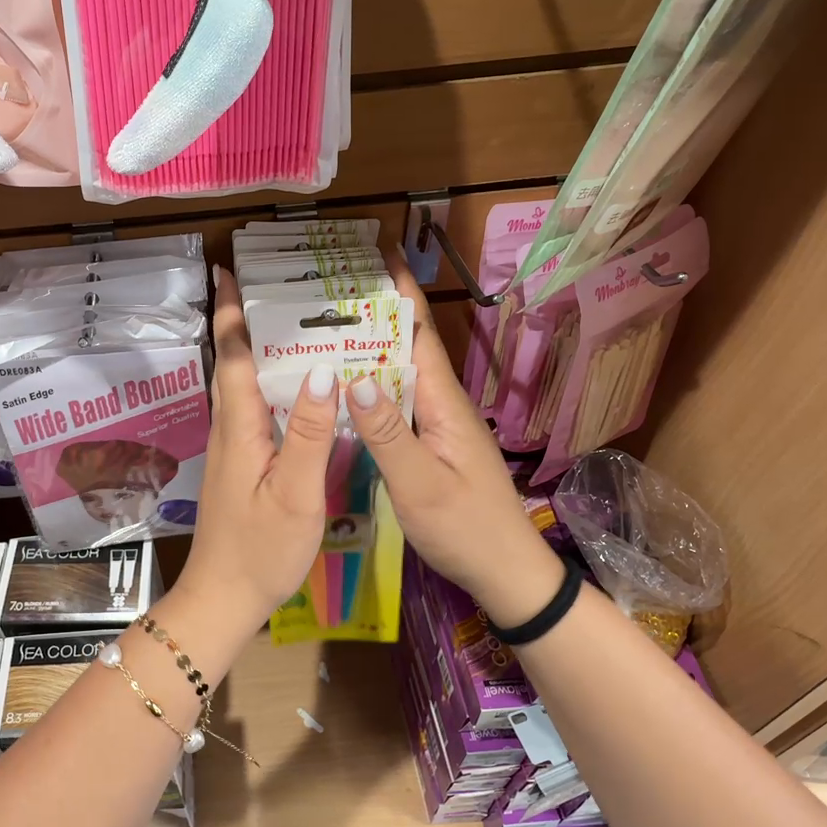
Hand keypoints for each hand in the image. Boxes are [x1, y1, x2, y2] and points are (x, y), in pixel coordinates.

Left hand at [176, 267, 338, 629]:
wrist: (225, 597)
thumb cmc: (261, 549)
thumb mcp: (296, 493)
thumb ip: (310, 433)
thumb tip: (324, 368)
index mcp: (240, 425)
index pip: (231, 354)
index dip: (230, 310)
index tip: (229, 268)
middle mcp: (230, 426)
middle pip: (231, 360)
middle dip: (241, 317)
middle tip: (271, 280)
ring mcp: (232, 445)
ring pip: (240, 382)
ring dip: (253, 346)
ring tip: (288, 317)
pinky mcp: (240, 461)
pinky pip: (251, 405)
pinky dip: (266, 380)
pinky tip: (295, 383)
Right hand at [344, 253, 562, 625]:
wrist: (505, 573)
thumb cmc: (465, 528)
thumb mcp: (420, 484)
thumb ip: (388, 434)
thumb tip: (353, 375)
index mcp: (443, 403)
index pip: (418, 334)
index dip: (400, 292)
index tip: (377, 254)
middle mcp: (441, 404)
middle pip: (405, 347)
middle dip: (372, 313)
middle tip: (325, 289)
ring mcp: (436, 425)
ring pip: (397, 375)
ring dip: (367, 348)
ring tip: (321, 329)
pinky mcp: (429, 445)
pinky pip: (394, 403)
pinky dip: (368, 386)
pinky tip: (340, 390)